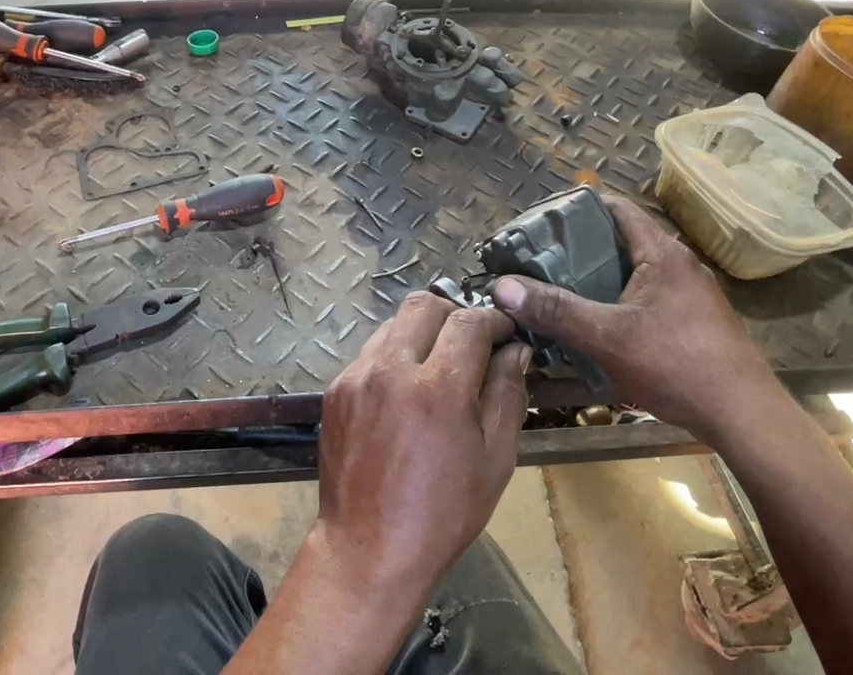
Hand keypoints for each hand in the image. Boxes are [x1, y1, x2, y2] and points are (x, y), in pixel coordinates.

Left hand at [313, 292, 530, 594]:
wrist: (369, 548)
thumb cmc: (443, 512)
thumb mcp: (495, 459)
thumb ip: (507, 394)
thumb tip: (516, 350)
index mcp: (437, 388)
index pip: (469, 322)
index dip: (494, 320)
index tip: (506, 332)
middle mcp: (391, 370)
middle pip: (424, 304)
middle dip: (454, 314)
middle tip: (471, 342)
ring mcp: (356, 377)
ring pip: (393, 325)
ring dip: (421, 334)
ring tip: (438, 368)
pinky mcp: (336, 390)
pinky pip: (370, 354)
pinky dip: (394, 358)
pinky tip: (406, 393)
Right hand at [490, 196, 783, 440]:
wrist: (744, 418)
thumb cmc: (677, 365)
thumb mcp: (606, 337)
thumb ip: (555, 310)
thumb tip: (503, 286)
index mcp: (662, 254)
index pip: (616, 209)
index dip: (578, 208)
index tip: (540, 223)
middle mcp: (679, 266)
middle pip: (622, 241)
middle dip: (579, 248)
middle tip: (539, 261)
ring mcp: (690, 296)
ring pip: (634, 272)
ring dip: (598, 278)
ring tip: (558, 292)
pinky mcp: (694, 323)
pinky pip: (646, 298)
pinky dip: (617, 302)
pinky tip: (596, 326)